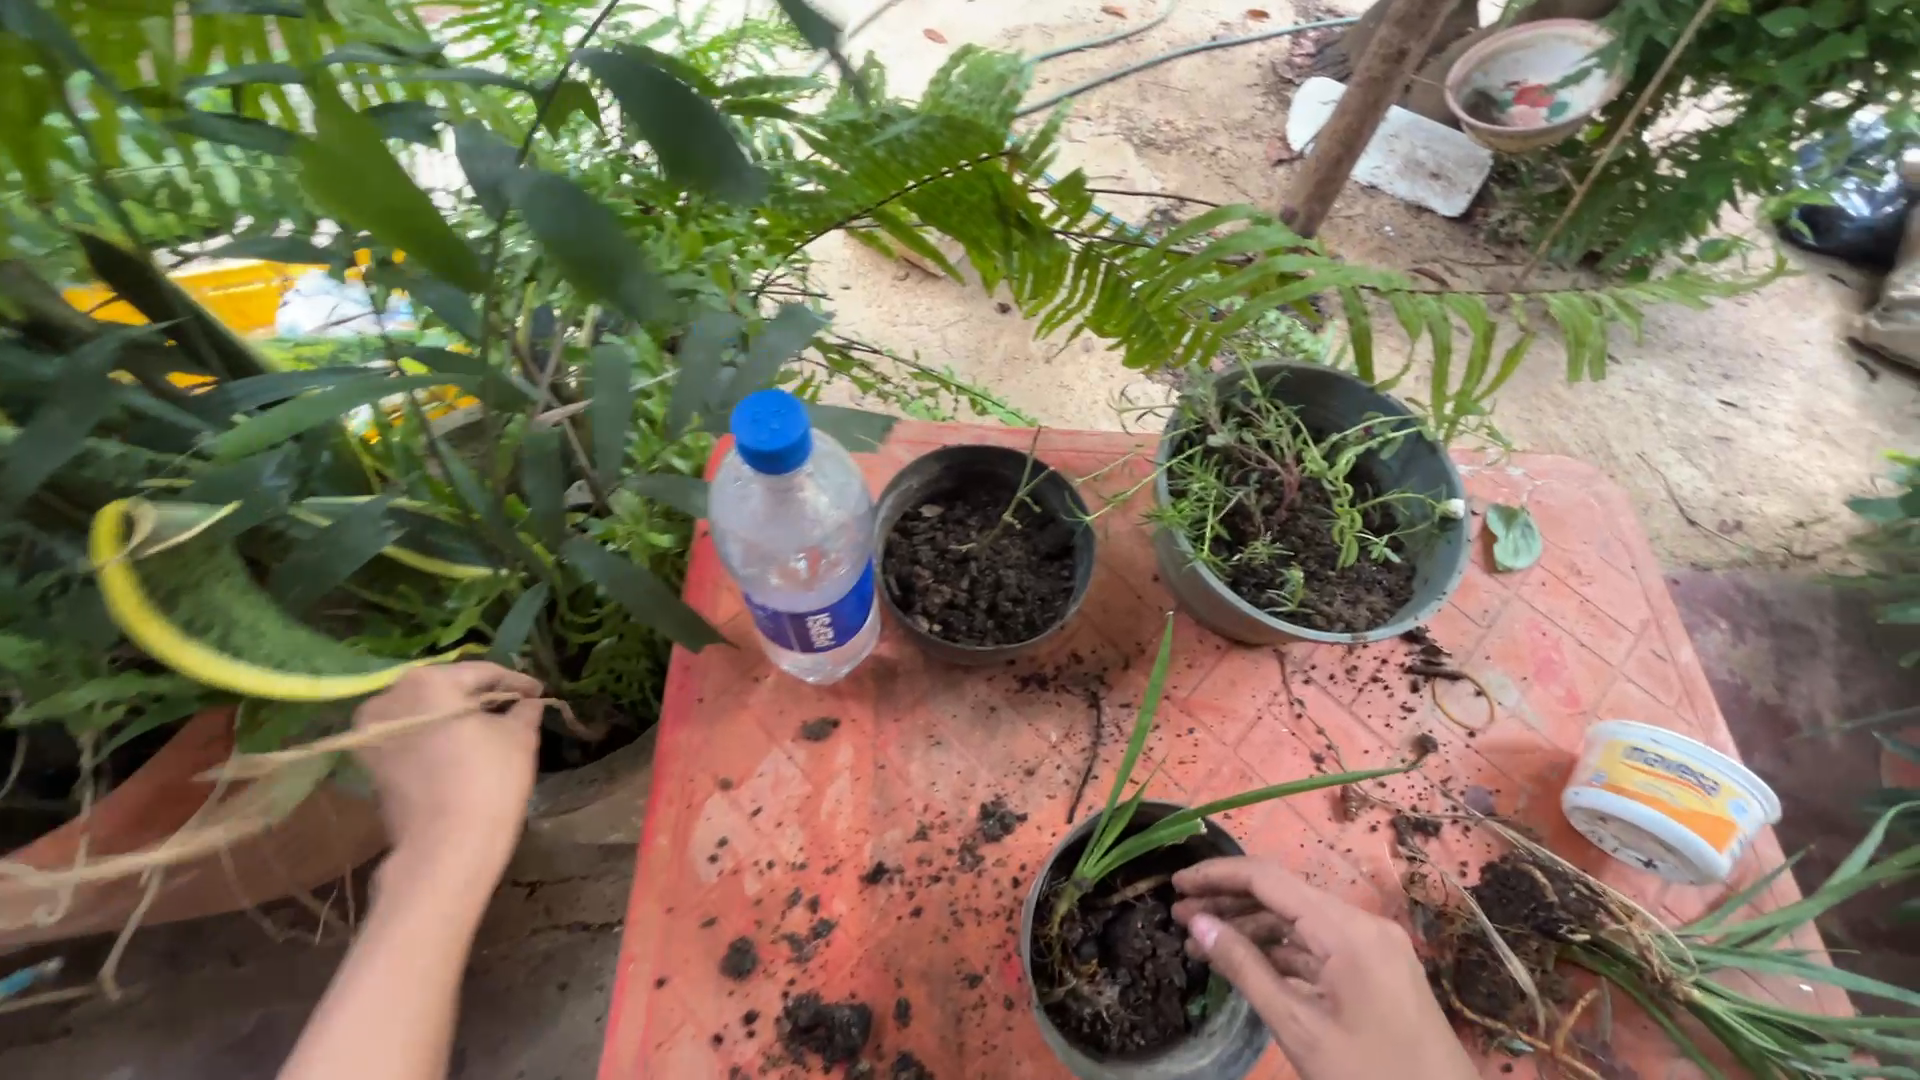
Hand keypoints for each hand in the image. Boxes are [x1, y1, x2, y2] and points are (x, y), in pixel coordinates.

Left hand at [351, 662, 544, 874]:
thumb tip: (528, 702)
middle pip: (446, 688)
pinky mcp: (369, 762)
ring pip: (425, 712)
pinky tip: (463, 747)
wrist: (447, 846)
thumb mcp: (520, 735)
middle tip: (513, 706)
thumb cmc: (489, 779)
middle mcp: (390, 698)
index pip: (482, 672)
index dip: (516, 682)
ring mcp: (372, 732)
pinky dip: (435, 736)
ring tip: (488, 726)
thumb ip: (524, 710)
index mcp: (428, 681)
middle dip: (480, 696)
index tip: (538, 692)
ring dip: (455, 716)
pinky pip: (410, 735)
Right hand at [1171, 857, 1476, 1079]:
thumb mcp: (1299, 1029)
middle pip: (1282, 895)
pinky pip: (1319, 945)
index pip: (1267, 878)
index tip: (1175, 884)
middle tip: (1179, 915)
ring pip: (1299, 920)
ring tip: (1203, 941)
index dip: (1216, 875)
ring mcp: (1374, 946)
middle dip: (1228, 901)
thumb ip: (1245, 969)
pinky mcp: (1378, 970)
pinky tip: (1246, 963)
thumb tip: (1196, 922)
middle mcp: (1363, 923)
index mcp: (1347, 929)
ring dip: (1251, 927)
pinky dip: (1280, 950)